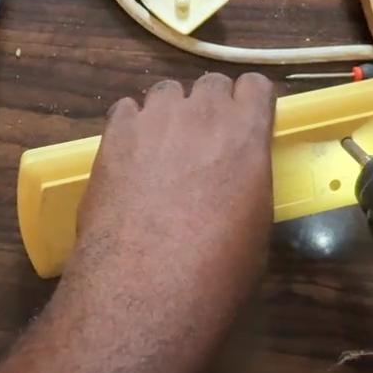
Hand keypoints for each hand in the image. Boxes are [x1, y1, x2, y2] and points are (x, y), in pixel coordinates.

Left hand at [0, 74, 276, 372]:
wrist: (145, 288)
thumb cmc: (217, 271)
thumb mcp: (257, 226)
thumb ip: (249, 181)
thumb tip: (237, 178)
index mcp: (246, 133)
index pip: (255, 84)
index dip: (250, 104)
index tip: (246, 124)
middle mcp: (202, 113)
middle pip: (210, 84)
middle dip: (210, 107)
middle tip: (204, 144)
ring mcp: (155, 118)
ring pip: (167, 92)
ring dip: (170, 114)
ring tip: (162, 151)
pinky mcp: (115, 133)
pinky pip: (127, 110)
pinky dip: (132, 127)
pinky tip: (130, 159)